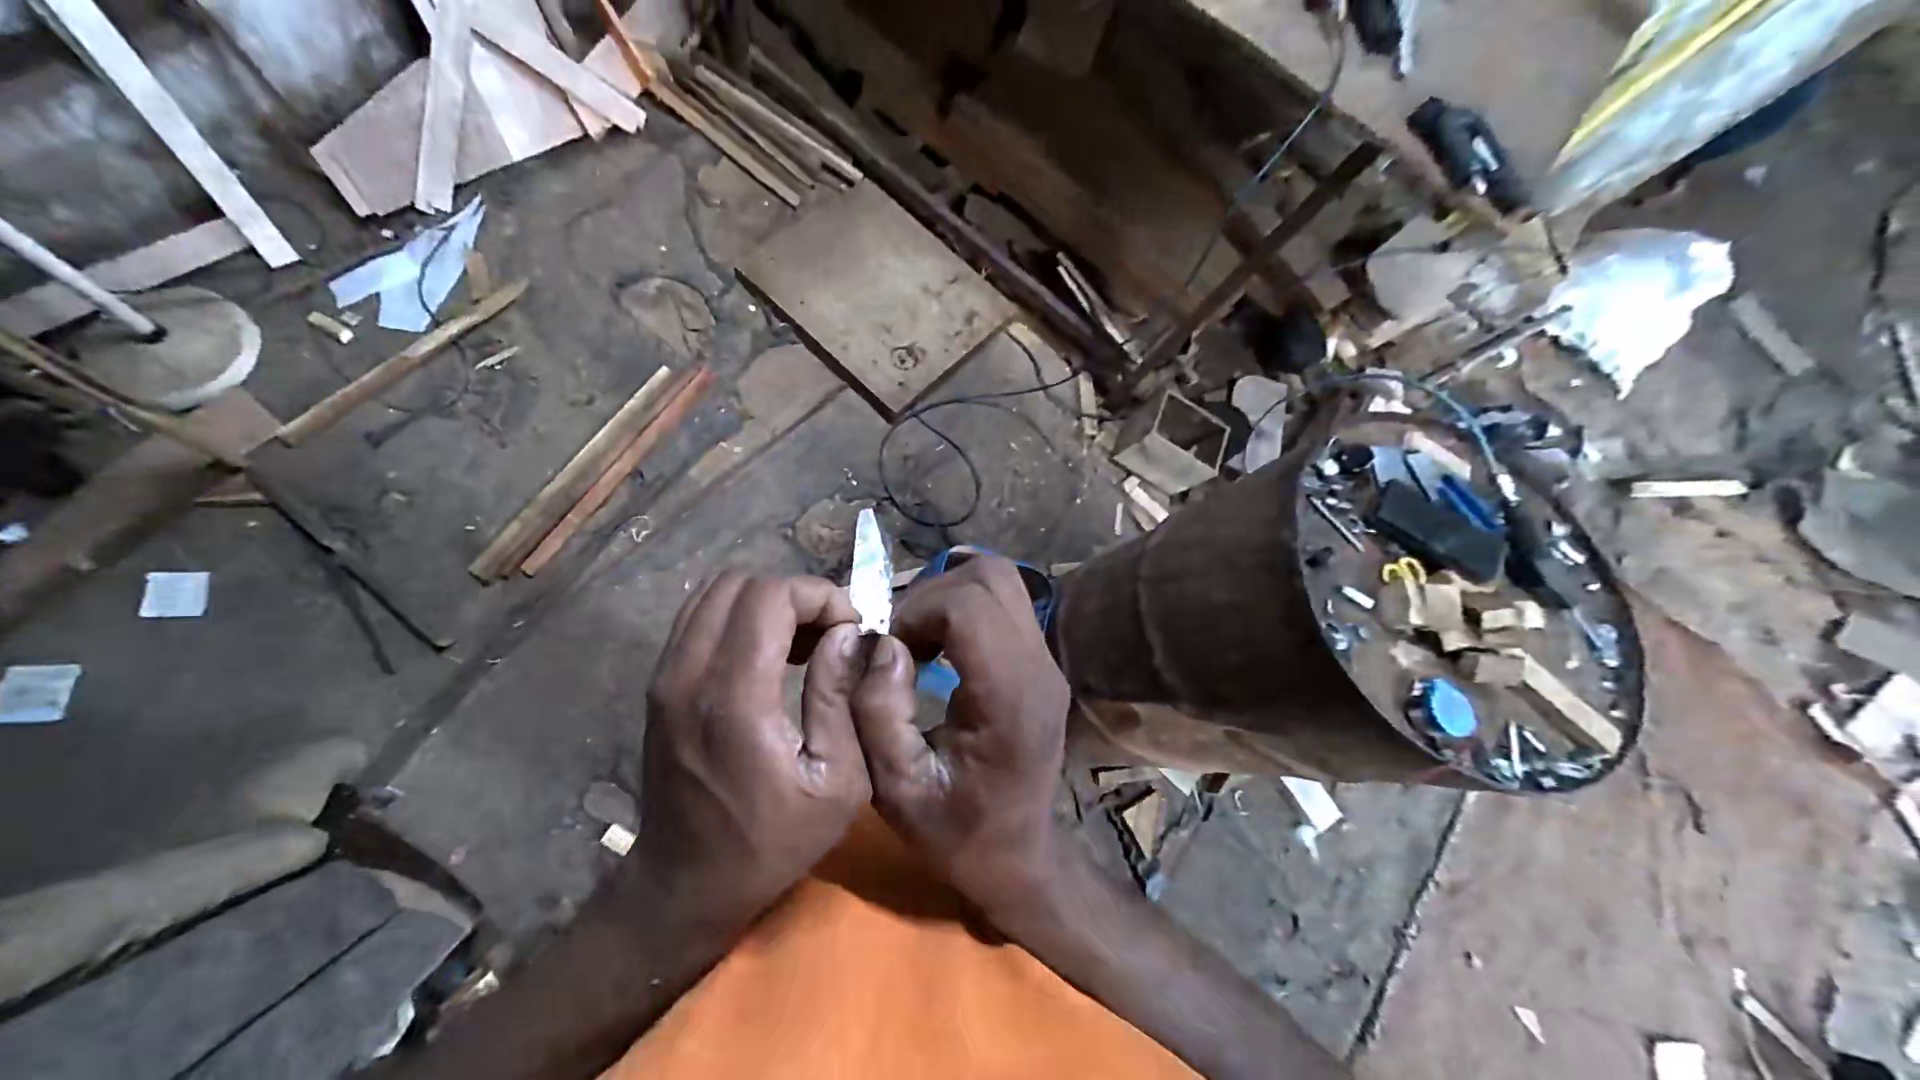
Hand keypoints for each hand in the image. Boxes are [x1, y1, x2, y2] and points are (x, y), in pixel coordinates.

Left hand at [634, 572, 871, 931]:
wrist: (684, 885)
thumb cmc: (771, 842)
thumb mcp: (838, 782)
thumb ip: (843, 697)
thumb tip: (849, 634)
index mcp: (734, 699)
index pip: (770, 597)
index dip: (819, 596)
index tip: (850, 629)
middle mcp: (688, 675)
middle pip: (740, 583)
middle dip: (795, 594)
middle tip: (830, 633)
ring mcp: (665, 678)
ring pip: (713, 593)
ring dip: (766, 603)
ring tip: (803, 642)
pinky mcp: (659, 685)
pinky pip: (697, 619)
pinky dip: (739, 618)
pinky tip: (769, 654)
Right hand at [849, 555, 1073, 924]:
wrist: (1019, 856)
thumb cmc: (955, 833)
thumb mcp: (895, 789)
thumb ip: (878, 712)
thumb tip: (881, 643)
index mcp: (1010, 698)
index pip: (969, 605)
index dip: (917, 611)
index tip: (887, 648)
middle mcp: (1039, 667)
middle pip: (991, 576)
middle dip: (931, 594)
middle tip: (900, 640)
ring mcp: (1047, 660)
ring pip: (1001, 579)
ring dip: (947, 595)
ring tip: (916, 640)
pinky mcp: (1042, 660)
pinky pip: (1003, 602)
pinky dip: (962, 606)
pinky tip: (937, 646)